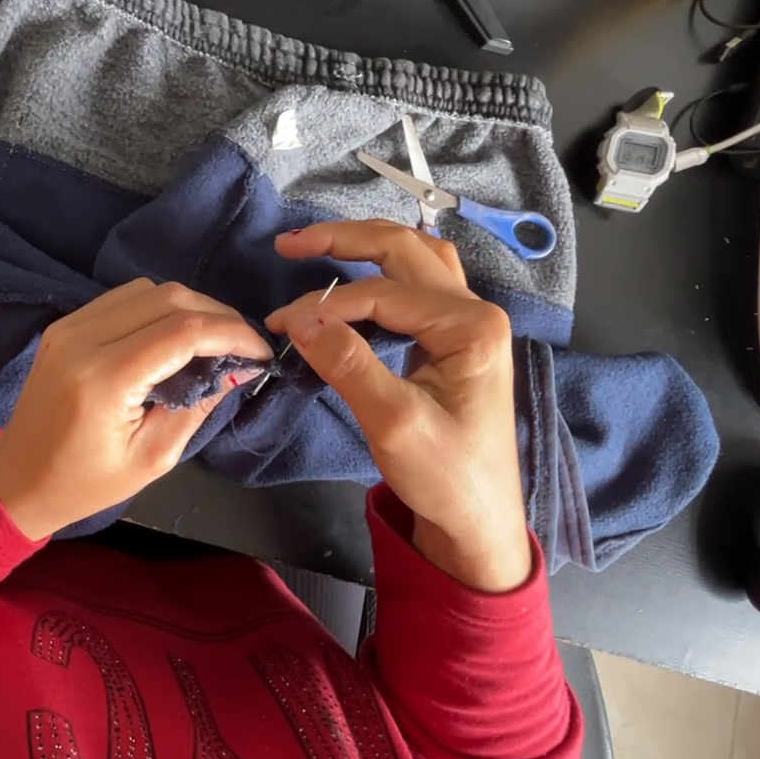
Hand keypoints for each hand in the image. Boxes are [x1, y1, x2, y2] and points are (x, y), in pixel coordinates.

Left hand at [0, 279, 273, 539]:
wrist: (17, 479)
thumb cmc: (85, 483)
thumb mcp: (153, 458)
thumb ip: (197, 406)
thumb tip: (240, 368)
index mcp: (103, 380)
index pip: (182, 331)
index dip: (231, 332)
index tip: (259, 351)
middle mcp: (82, 340)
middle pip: (168, 298)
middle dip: (217, 315)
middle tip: (242, 344)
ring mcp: (69, 326)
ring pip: (147, 290)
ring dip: (189, 307)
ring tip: (213, 340)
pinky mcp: (64, 324)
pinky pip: (123, 298)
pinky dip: (158, 307)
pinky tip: (174, 335)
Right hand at [266, 221, 531, 591]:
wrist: (479, 519)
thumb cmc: (444, 476)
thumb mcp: (392, 423)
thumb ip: (347, 363)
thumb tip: (298, 317)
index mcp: (469, 326)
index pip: (381, 292)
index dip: (326, 303)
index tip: (280, 325)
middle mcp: (474, 310)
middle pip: (404, 248)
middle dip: (342, 239)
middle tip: (288, 244)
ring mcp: (468, 321)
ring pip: (415, 257)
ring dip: (365, 245)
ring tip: (317, 246)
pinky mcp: (455, 337)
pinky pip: (419, 282)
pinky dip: (381, 270)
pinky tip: (356, 276)